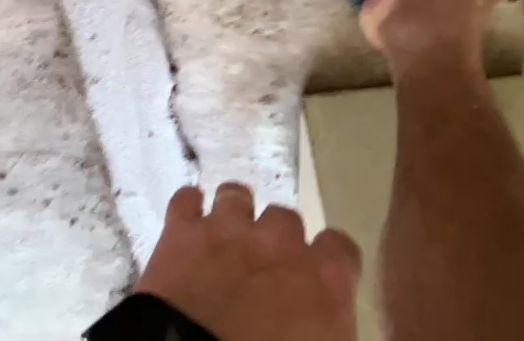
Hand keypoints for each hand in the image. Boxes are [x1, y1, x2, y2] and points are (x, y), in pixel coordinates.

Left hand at [135, 183, 361, 340]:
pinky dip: (189, 207)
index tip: (321, 277)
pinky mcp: (182, 229)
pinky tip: (190, 223)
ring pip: (236, 195)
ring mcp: (227, 228)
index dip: (330, 260)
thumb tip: (322, 329)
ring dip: (235, 213)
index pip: (341, 248)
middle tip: (267, 268)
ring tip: (228, 236)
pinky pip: (187, 199)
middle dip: (279, 239)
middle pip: (286, 218)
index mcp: (324, 279)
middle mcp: (279, 241)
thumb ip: (331, 331)